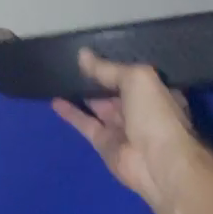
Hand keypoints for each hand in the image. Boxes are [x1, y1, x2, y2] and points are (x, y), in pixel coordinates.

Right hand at [51, 49, 205, 213]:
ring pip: (97, 106)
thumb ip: (108, 69)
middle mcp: (140, 110)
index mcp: (156, 93)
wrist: (158, 163)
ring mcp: (121, 128)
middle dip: (96, 78)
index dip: (116, 64)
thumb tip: (82, 55)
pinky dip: (70, 113)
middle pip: (114, 90)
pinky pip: (84, 123)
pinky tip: (54, 99)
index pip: (134, 75)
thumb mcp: (136, 80)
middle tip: (70, 60)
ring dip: (80, 94)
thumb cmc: (156, 115)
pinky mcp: (103, 143)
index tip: (94, 50)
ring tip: (59, 76)